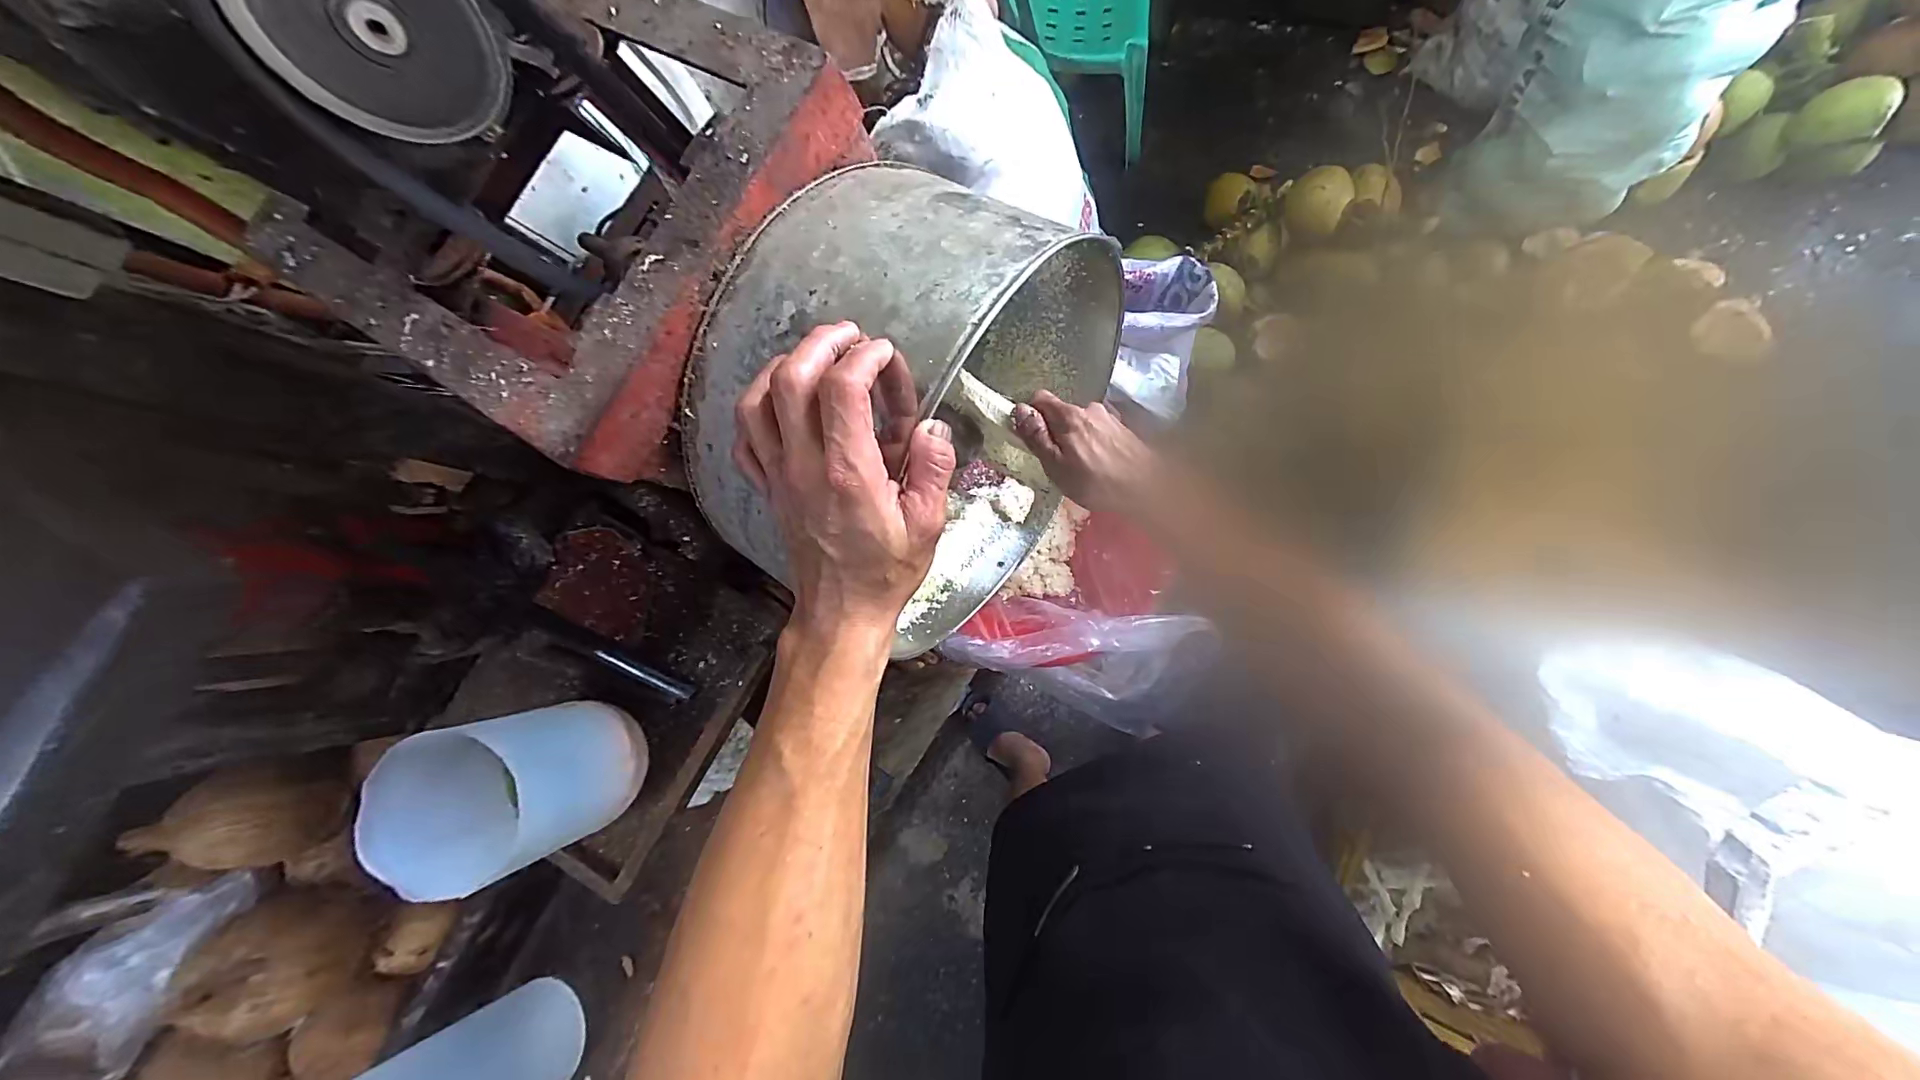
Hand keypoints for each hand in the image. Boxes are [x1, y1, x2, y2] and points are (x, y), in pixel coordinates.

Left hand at [735, 323, 956, 635]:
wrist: (841, 611)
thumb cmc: (886, 571)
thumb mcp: (929, 524)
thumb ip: (934, 470)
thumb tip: (931, 427)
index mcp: (848, 472)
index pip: (842, 389)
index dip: (865, 357)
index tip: (885, 354)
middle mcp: (804, 465)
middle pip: (792, 380)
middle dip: (821, 344)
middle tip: (849, 336)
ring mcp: (778, 475)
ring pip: (757, 401)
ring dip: (784, 367)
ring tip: (815, 360)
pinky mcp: (768, 488)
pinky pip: (745, 437)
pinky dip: (757, 407)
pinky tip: (782, 404)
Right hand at [1011, 391, 1160, 512]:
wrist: (1146, 488)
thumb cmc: (1094, 481)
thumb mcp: (1055, 464)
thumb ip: (1036, 436)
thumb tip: (1019, 409)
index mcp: (1068, 415)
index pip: (1039, 398)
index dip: (1031, 416)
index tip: (1032, 438)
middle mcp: (1089, 409)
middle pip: (1061, 412)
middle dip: (1055, 430)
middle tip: (1057, 460)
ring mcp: (1109, 418)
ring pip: (1081, 422)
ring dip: (1076, 437)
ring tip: (1081, 465)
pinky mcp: (1123, 430)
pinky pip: (1098, 431)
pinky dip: (1093, 442)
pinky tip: (1100, 463)